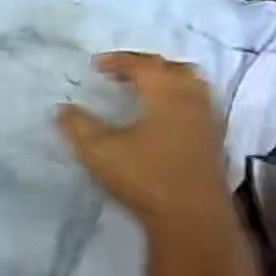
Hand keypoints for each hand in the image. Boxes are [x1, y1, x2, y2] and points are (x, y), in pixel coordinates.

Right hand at [56, 52, 233, 233]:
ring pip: (191, 86)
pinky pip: (197, 104)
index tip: (95, 64)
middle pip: (174, 69)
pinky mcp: (212, 140)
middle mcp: (193, 100)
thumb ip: (77, 125)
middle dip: (146, 66)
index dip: (119, 60)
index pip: (144, 65)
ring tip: (140, 92)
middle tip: (120, 73)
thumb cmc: (142, 175)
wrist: (190, 215)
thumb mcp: (97, 149)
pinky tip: (159, 117)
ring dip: (165, 81)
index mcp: (166, 95)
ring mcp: (208, 120)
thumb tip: (63, 108)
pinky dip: (176, 98)